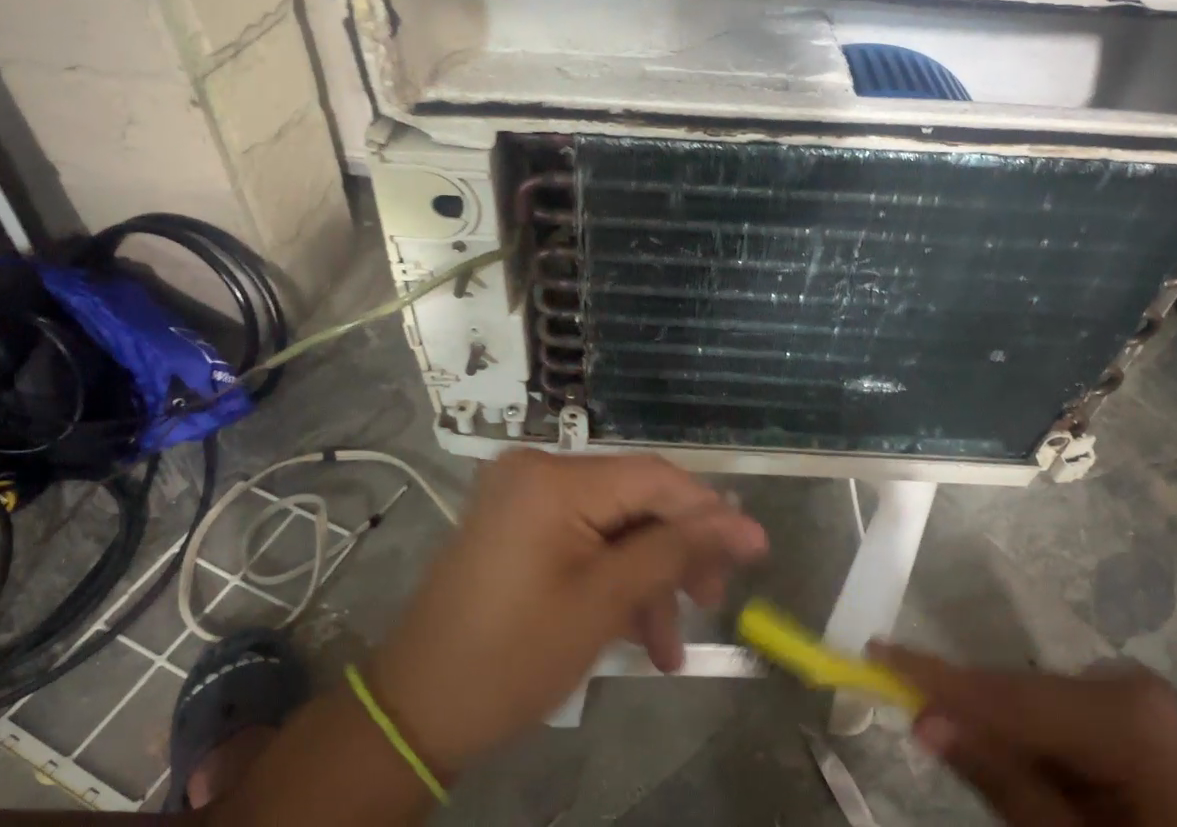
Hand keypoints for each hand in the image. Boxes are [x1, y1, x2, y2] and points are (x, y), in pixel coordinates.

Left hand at [367, 451, 767, 773]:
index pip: (655, 477)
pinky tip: (637, 636)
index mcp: (554, 478)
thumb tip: (741, 522)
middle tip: (712, 603)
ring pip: (614, 529)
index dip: (710, 513)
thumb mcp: (604, 603)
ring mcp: (523, 499)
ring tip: (669, 648)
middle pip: (635, 502)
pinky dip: (612, 582)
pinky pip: (584, 542)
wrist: (419, 706)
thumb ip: (674, 552)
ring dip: (647, 583)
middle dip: (677, 557)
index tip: (757, 550)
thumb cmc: (513, 655)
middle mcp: (537, 471)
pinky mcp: (517, 527)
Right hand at [870, 645, 1176, 826]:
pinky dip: (1035, 738)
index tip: (872, 652)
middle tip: (911, 718)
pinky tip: (1030, 772)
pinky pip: (1066, 716)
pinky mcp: (1147, 720)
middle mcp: (1131, 689)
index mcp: (1122, 719)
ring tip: (974, 758)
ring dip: (1000, 727)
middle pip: (1019, 692)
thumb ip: (1002, 780)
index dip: (932, 675)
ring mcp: (1145, 702)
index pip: (1003, 691)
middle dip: (966, 707)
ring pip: (1038, 703)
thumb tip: (926, 718)